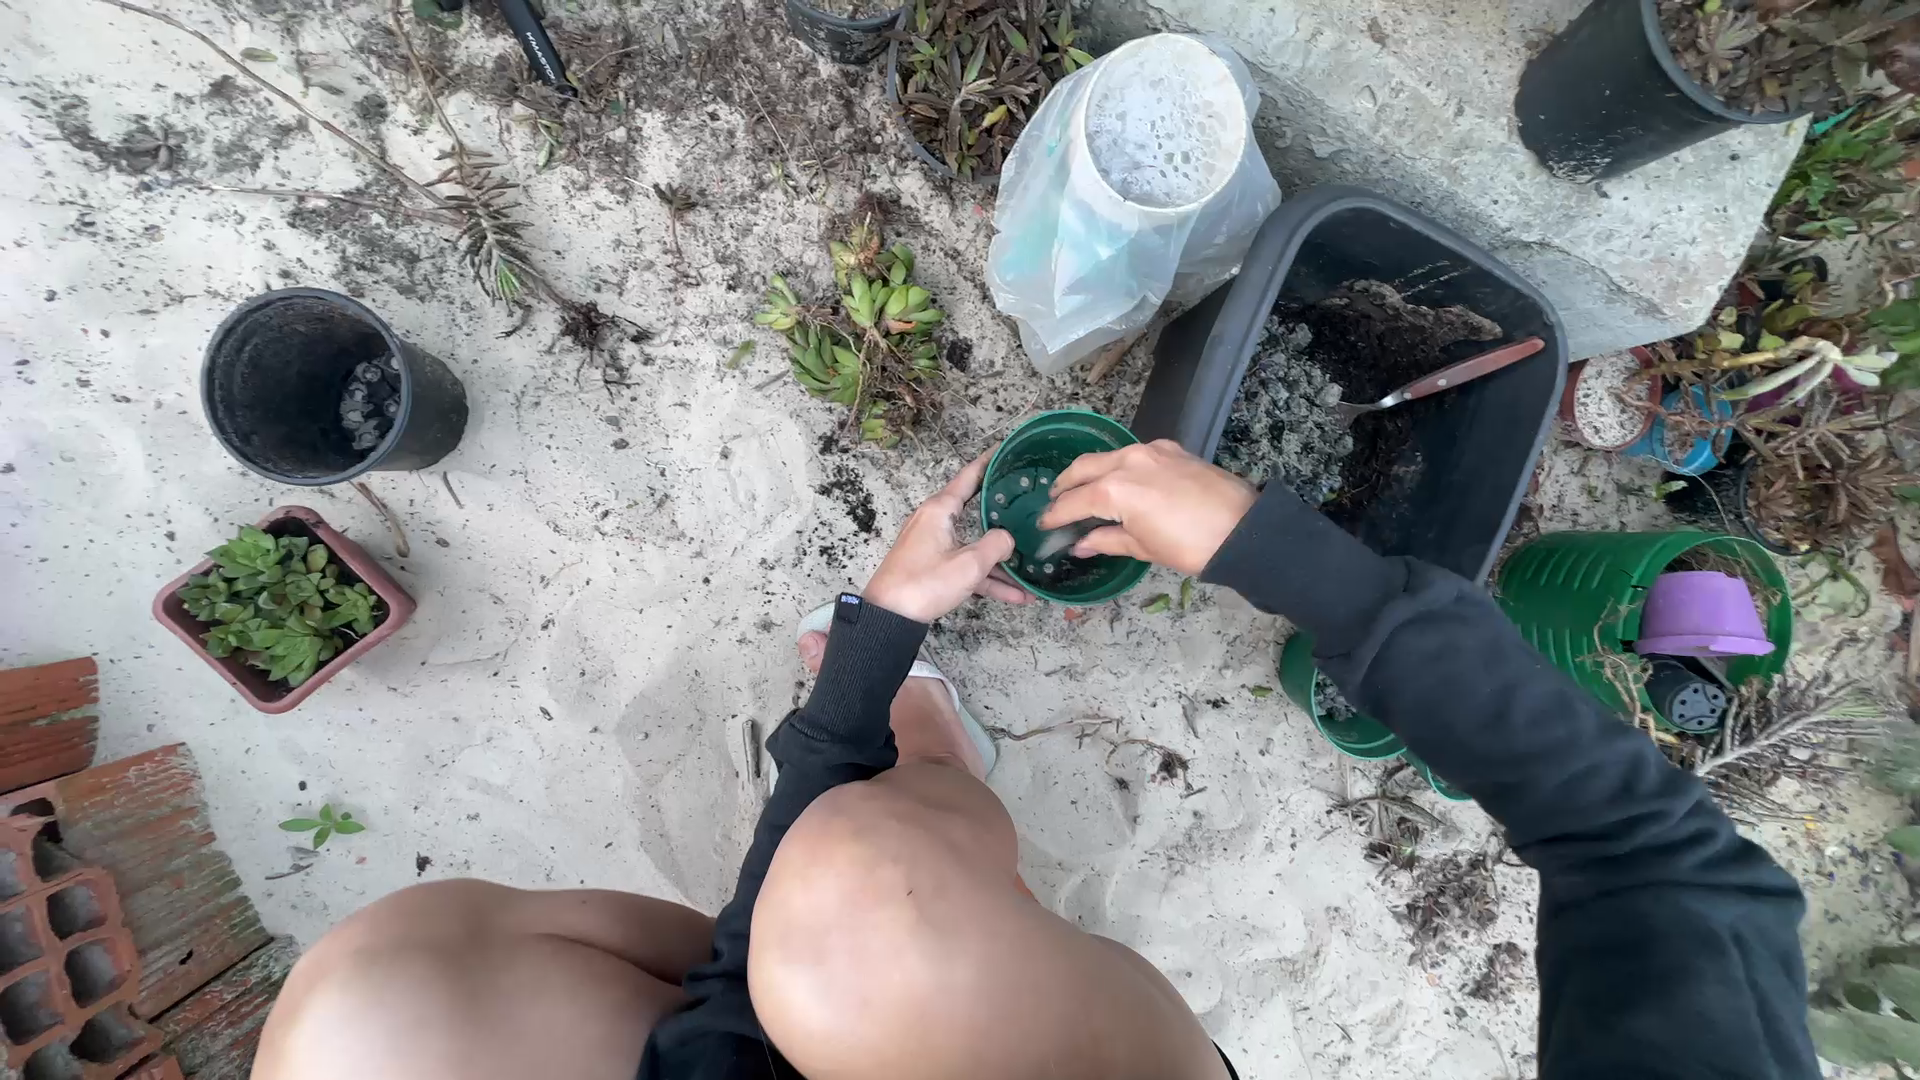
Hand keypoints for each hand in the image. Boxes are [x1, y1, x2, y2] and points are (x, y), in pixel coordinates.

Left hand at [862, 451, 1032, 622]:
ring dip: (1001, 564)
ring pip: (975, 548)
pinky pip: (966, 568)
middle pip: (977, 513)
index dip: (989, 462)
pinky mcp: (933, 567)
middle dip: (1005, 518)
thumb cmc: (923, 584)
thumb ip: (996, 546)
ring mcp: (934, 546)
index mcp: (939, 510)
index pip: (969, 477)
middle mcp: (935, 522)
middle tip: (1030, 507)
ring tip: (1031, 574)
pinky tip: (1014, 596)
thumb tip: (1008, 539)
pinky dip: (987, 580)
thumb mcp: (969, 564)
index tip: (1006, 449)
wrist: (888, 617)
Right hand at [1037, 440, 1257, 575]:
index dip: (1055, 515)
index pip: (1073, 502)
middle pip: (1082, 468)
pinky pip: (1133, 453)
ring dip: (1089, 471)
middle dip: (1064, 485)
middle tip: (1054, 500)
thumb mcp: (1143, 547)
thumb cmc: (1191, 546)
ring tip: (1081, 488)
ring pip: (1106, 456)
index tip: (1044, 524)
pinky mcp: (1170, 449)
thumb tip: (1081, 544)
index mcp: (1115, 490)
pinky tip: (1119, 479)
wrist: (1244, 530)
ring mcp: (1150, 451)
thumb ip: (1106, 540)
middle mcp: (1127, 461)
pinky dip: (1117, 465)